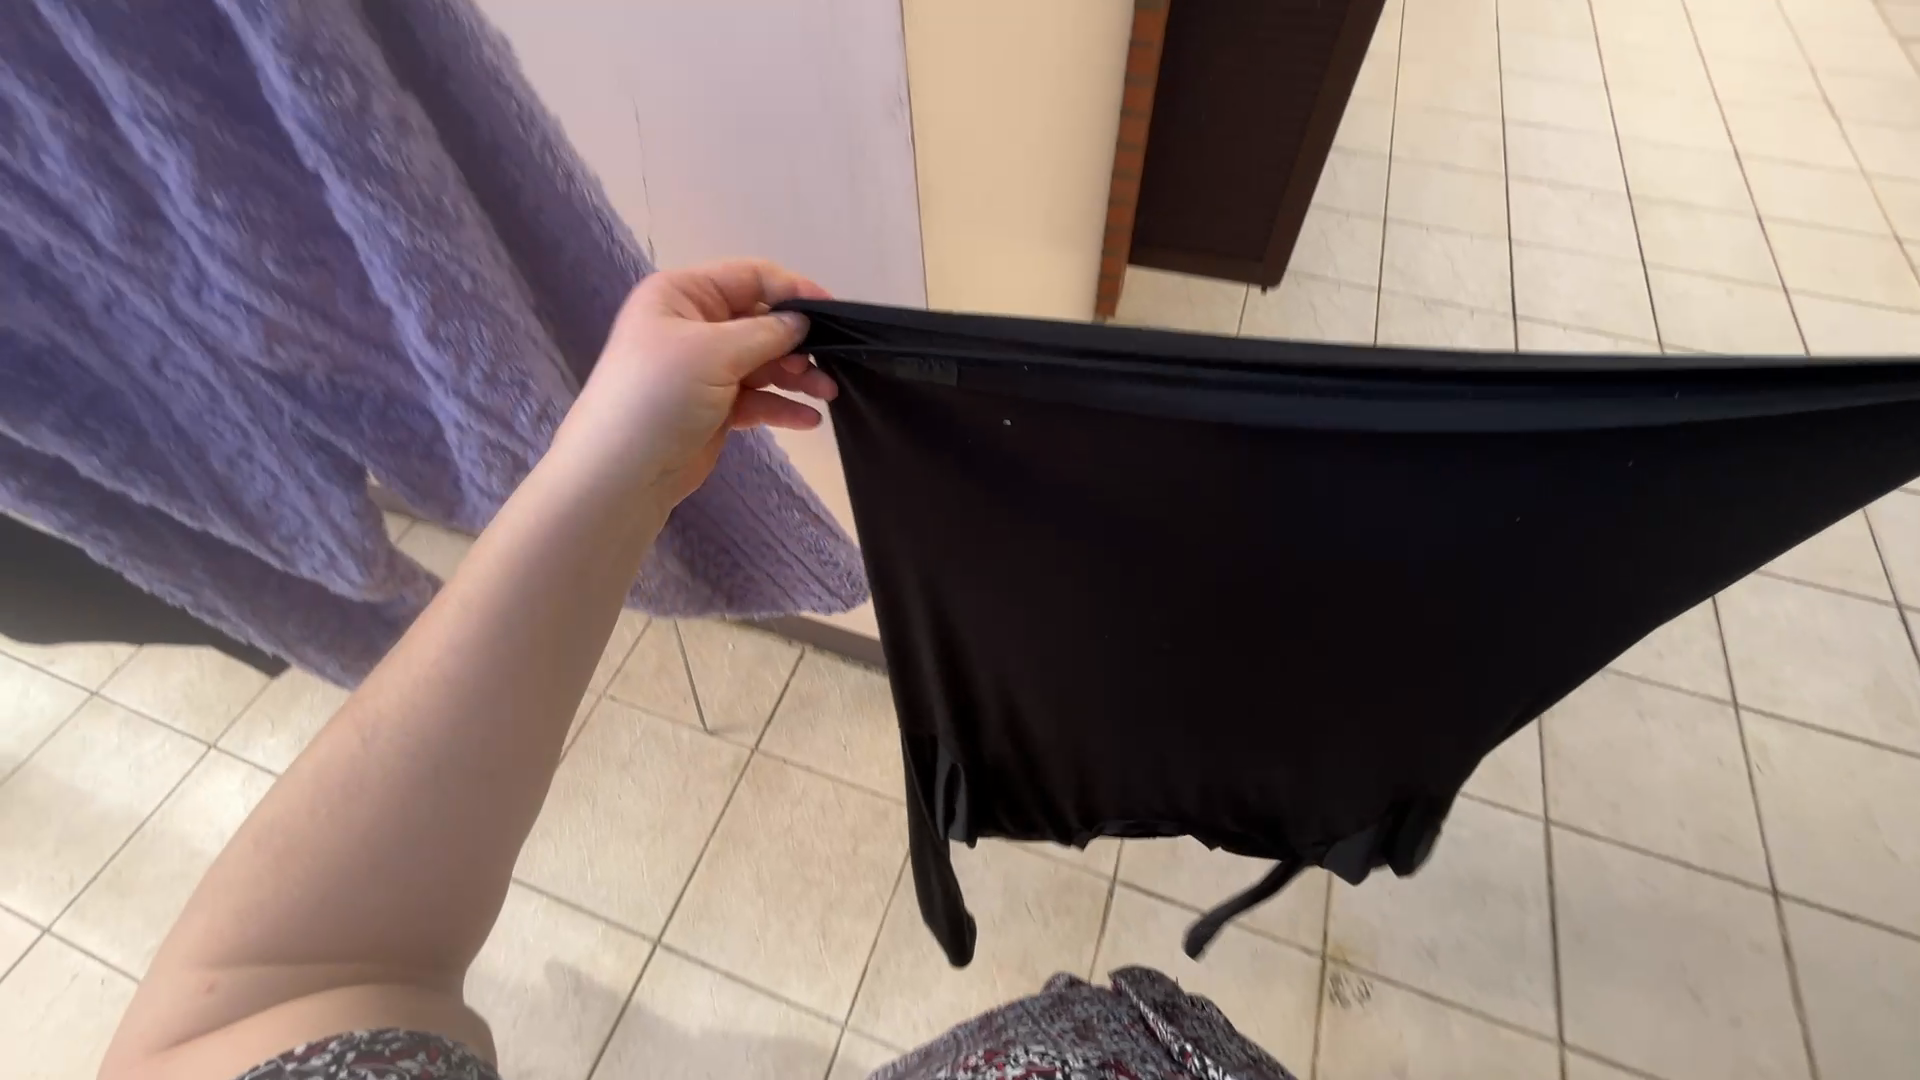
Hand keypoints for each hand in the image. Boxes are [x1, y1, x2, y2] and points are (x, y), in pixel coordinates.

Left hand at [551, 259, 836, 504]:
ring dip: (798, 377)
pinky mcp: (716, 407)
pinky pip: (759, 399)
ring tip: (828, 394)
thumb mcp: (713, 352)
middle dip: (798, 343)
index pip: (750, 278)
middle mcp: (695, 326)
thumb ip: (765, 333)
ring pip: (765, 364)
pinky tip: (809, 420)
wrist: (623, 472)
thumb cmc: (660, 396)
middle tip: (829, 364)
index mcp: (684, 295)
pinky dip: (783, 407)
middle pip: (762, 323)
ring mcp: (706, 369)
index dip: (793, 291)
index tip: (833, 312)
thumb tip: (802, 323)